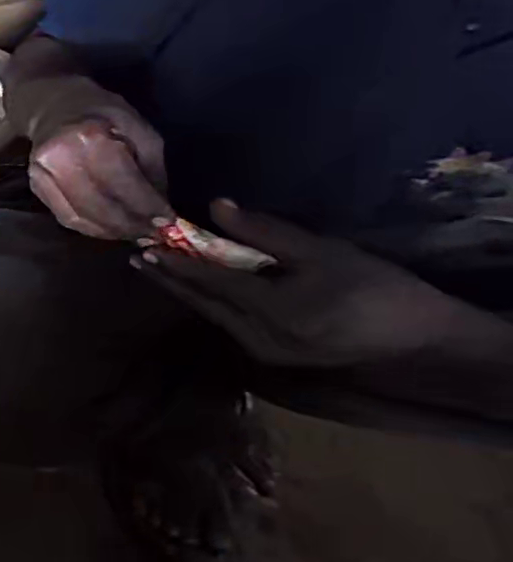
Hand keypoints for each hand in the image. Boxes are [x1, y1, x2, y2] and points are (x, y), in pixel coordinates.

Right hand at [18, 74, 171, 240]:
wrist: (52, 108)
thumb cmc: (102, 114)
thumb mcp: (139, 130)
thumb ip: (150, 169)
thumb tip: (161, 207)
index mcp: (89, 139)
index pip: (121, 184)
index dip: (146, 207)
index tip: (169, 223)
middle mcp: (59, 161)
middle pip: (96, 206)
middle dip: (128, 225)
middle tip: (153, 236)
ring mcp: (41, 176)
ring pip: (77, 216)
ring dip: (108, 231)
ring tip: (133, 235)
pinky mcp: (35, 187)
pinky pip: (63, 216)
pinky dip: (88, 227)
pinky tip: (108, 229)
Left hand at [135, 199, 483, 367]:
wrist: (425, 343)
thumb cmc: (380, 291)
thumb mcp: (326, 254)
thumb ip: (266, 232)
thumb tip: (216, 206)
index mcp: (272, 310)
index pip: (210, 280)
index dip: (176, 260)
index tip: (146, 243)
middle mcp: (254, 335)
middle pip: (199, 299)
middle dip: (166, 276)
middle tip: (136, 255)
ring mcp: (257, 349)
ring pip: (207, 312)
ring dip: (180, 288)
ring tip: (151, 267)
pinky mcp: (264, 354)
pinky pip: (223, 322)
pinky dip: (204, 301)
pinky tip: (188, 287)